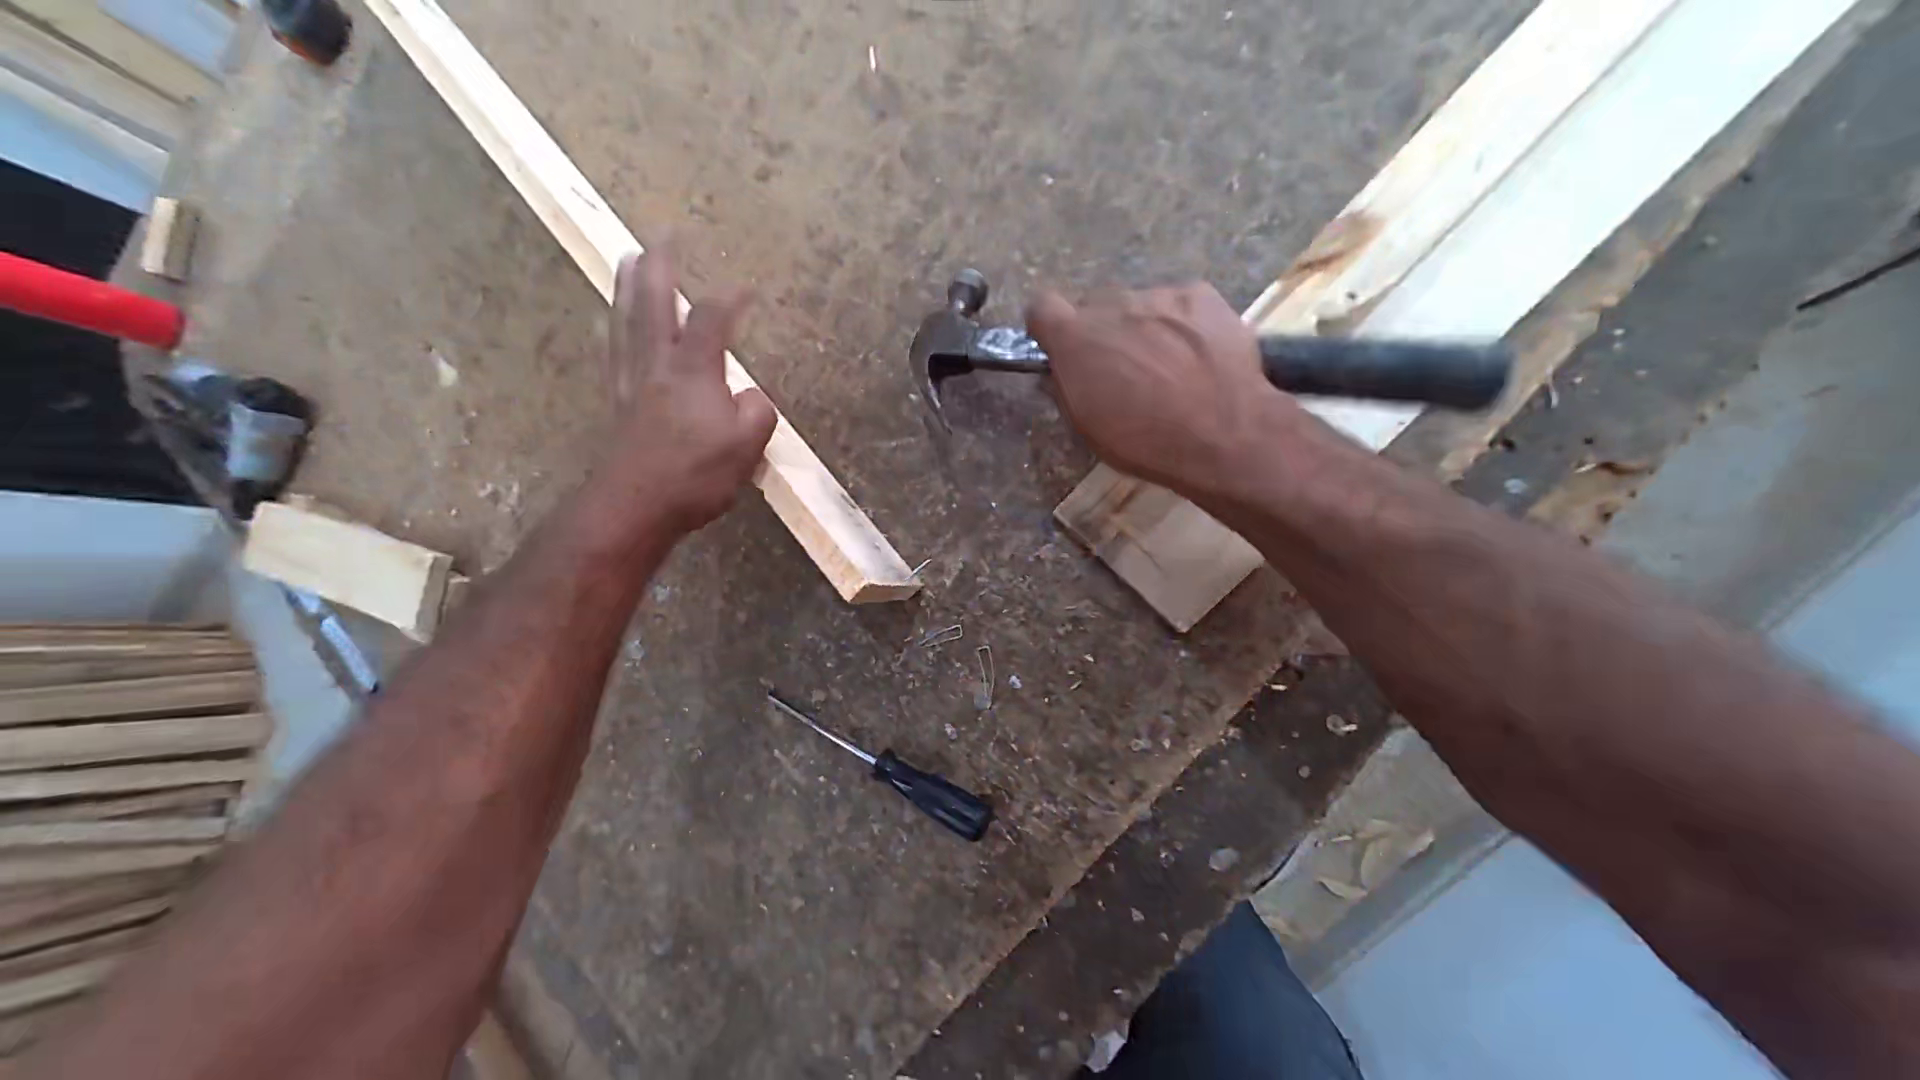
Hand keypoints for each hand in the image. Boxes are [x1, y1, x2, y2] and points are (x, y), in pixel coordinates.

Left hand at [596, 246, 776, 533]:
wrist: (634, 505)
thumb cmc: (695, 475)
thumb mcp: (747, 446)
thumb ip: (756, 412)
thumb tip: (750, 396)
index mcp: (694, 370)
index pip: (711, 319)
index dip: (730, 299)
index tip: (748, 289)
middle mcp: (658, 364)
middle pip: (654, 303)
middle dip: (660, 266)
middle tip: (662, 235)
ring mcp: (632, 381)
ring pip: (626, 320)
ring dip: (628, 285)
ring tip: (627, 259)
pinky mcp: (617, 402)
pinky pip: (612, 349)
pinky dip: (612, 326)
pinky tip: (609, 322)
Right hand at [1028, 283, 1300, 501]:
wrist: (1222, 433)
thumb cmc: (1143, 439)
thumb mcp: (1086, 426)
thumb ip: (1065, 387)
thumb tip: (1061, 369)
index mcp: (1075, 337)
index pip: (1041, 308)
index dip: (1049, 328)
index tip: (1061, 349)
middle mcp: (1112, 304)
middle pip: (1095, 307)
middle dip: (1102, 333)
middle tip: (1123, 369)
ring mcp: (1160, 295)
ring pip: (1139, 305)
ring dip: (1144, 328)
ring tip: (1170, 367)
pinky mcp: (1202, 295)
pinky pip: (1180, 304)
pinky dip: (1182, 325)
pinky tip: (1198, 357)